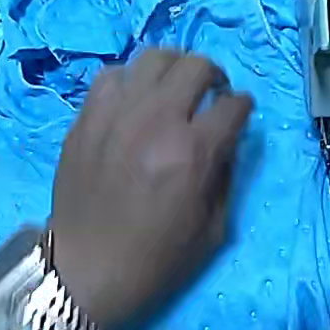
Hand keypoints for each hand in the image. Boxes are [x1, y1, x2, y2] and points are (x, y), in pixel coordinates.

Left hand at [49, 49, 253, 329]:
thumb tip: (228, 138)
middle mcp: (155, 121)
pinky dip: (131, 80)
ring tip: (174, 88)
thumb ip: (227, 175)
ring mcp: (115, 115)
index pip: (233, 105)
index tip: (240, 113)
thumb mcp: (214, 229)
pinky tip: (135, 100)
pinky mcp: (86, 119)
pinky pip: (112, 75)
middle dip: (215, 76)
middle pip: (196, 66)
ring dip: (174, 69)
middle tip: (212, 94)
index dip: (244, 107)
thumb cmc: (156, 259)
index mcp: (192, 153)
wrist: (86, 271)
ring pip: (154, 58)